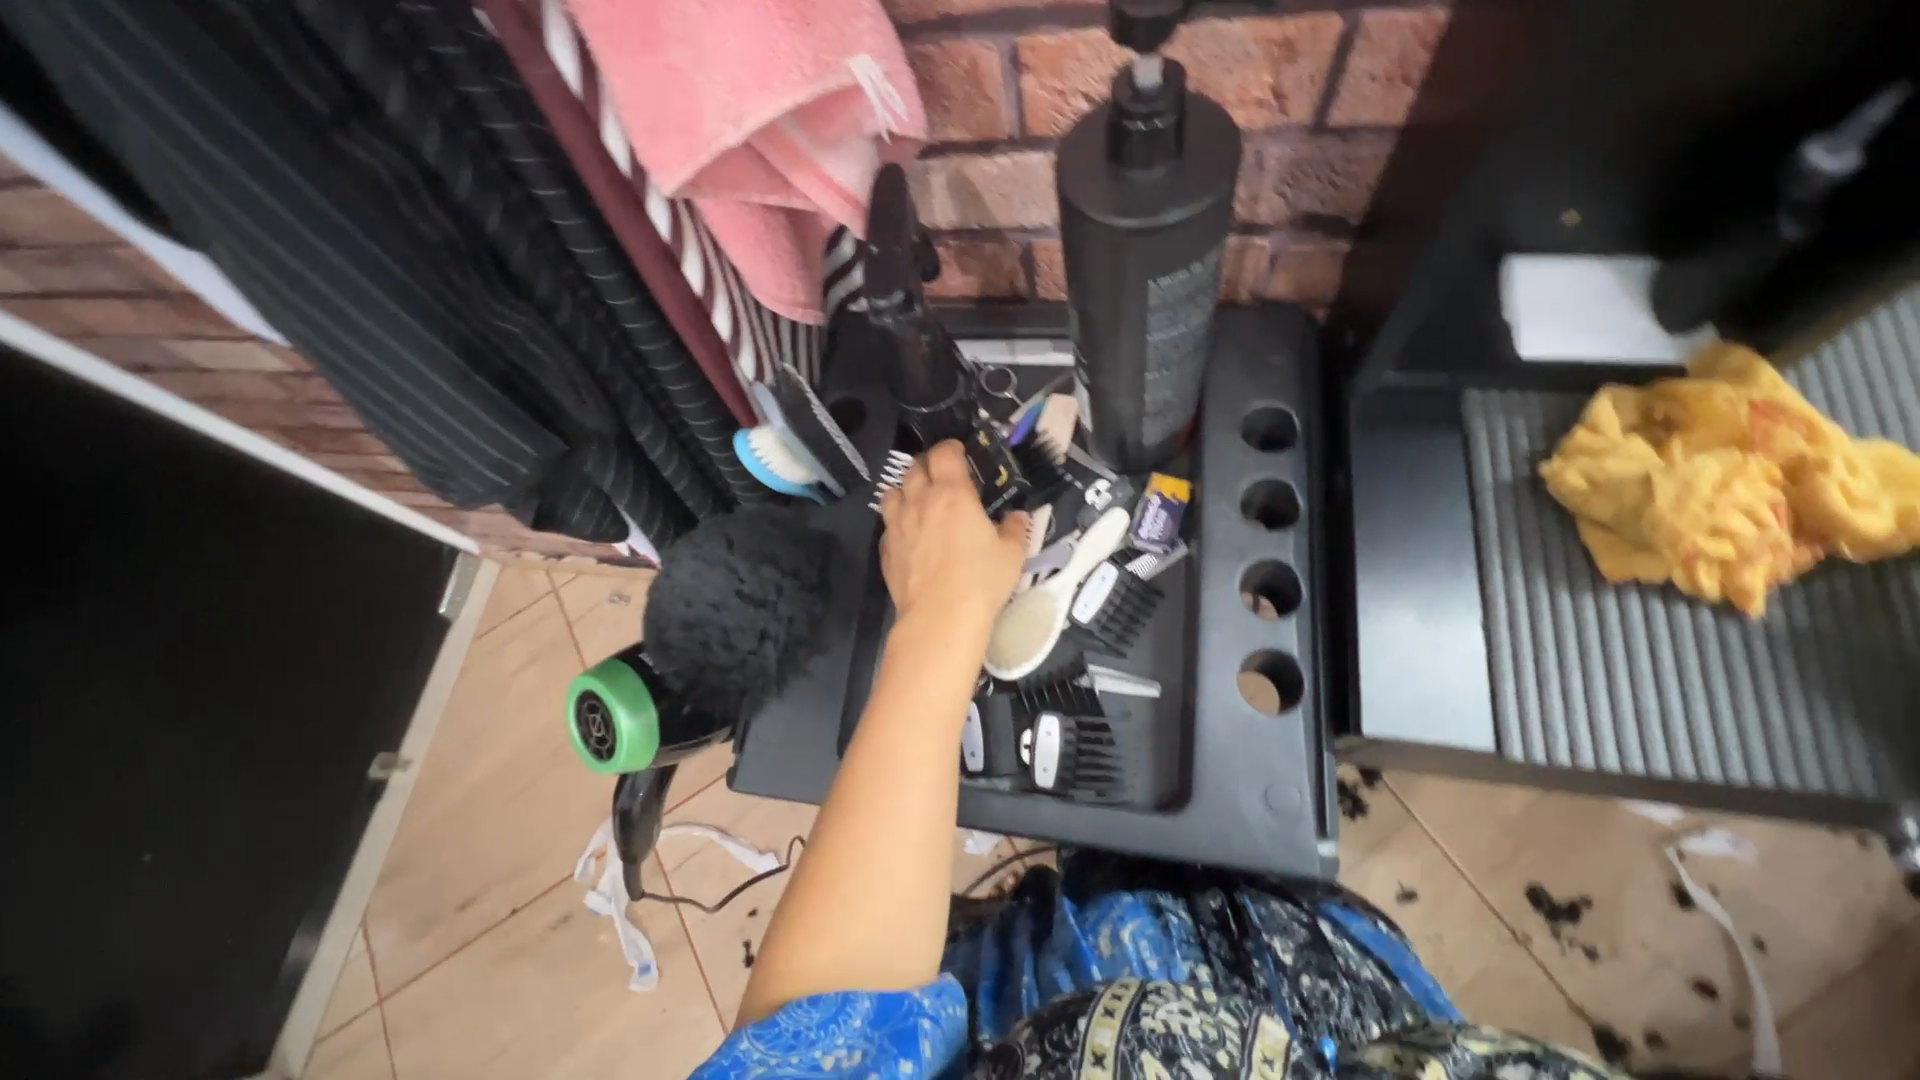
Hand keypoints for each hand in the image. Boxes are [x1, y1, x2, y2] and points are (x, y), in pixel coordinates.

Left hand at [878, 440, 1030, 629]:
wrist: (940, 617)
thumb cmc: (981, 580)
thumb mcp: (1011, 554)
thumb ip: (1015, 529)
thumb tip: (1017, 517)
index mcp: (952, 493)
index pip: (944, 453)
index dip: (951, 447)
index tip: (960, 453)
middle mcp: (920, 501)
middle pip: (914, 468)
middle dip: (928, 466)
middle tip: (942, 477)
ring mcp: (897, 525)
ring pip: (892, 492)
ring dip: (905, 490)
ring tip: (918, 500)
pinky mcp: (885, 549)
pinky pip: (887, 524)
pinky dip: (897, 521)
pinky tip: (908, 534)